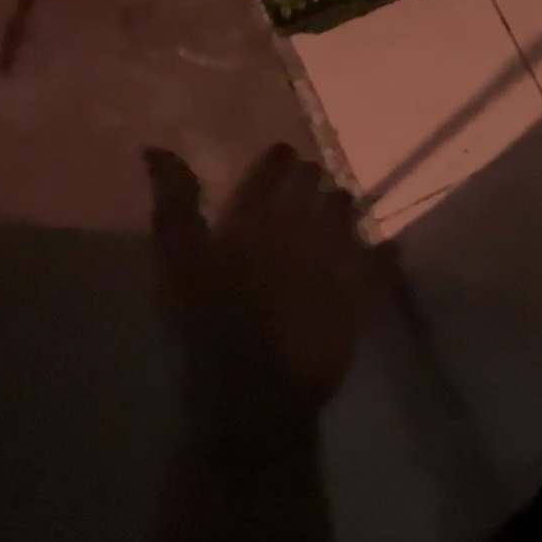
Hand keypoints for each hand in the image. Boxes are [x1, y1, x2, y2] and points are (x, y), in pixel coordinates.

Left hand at [147, 144, 391, 441]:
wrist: (257, 393)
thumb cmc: (217, 326)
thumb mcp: (186, 262)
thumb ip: (177, 210)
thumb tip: (153, 148)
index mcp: (240, 240)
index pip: (259, 192)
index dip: (271, 170)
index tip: (285, 147)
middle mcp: (280, 253)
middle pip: (299, 209)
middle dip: (311, 186)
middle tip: (322, 165)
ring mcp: (318, 276)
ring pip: (337, 234)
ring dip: (345, 216)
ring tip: (355, 197)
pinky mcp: (351, 302)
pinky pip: (372, 272)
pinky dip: (381, 259)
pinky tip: (389, 245)